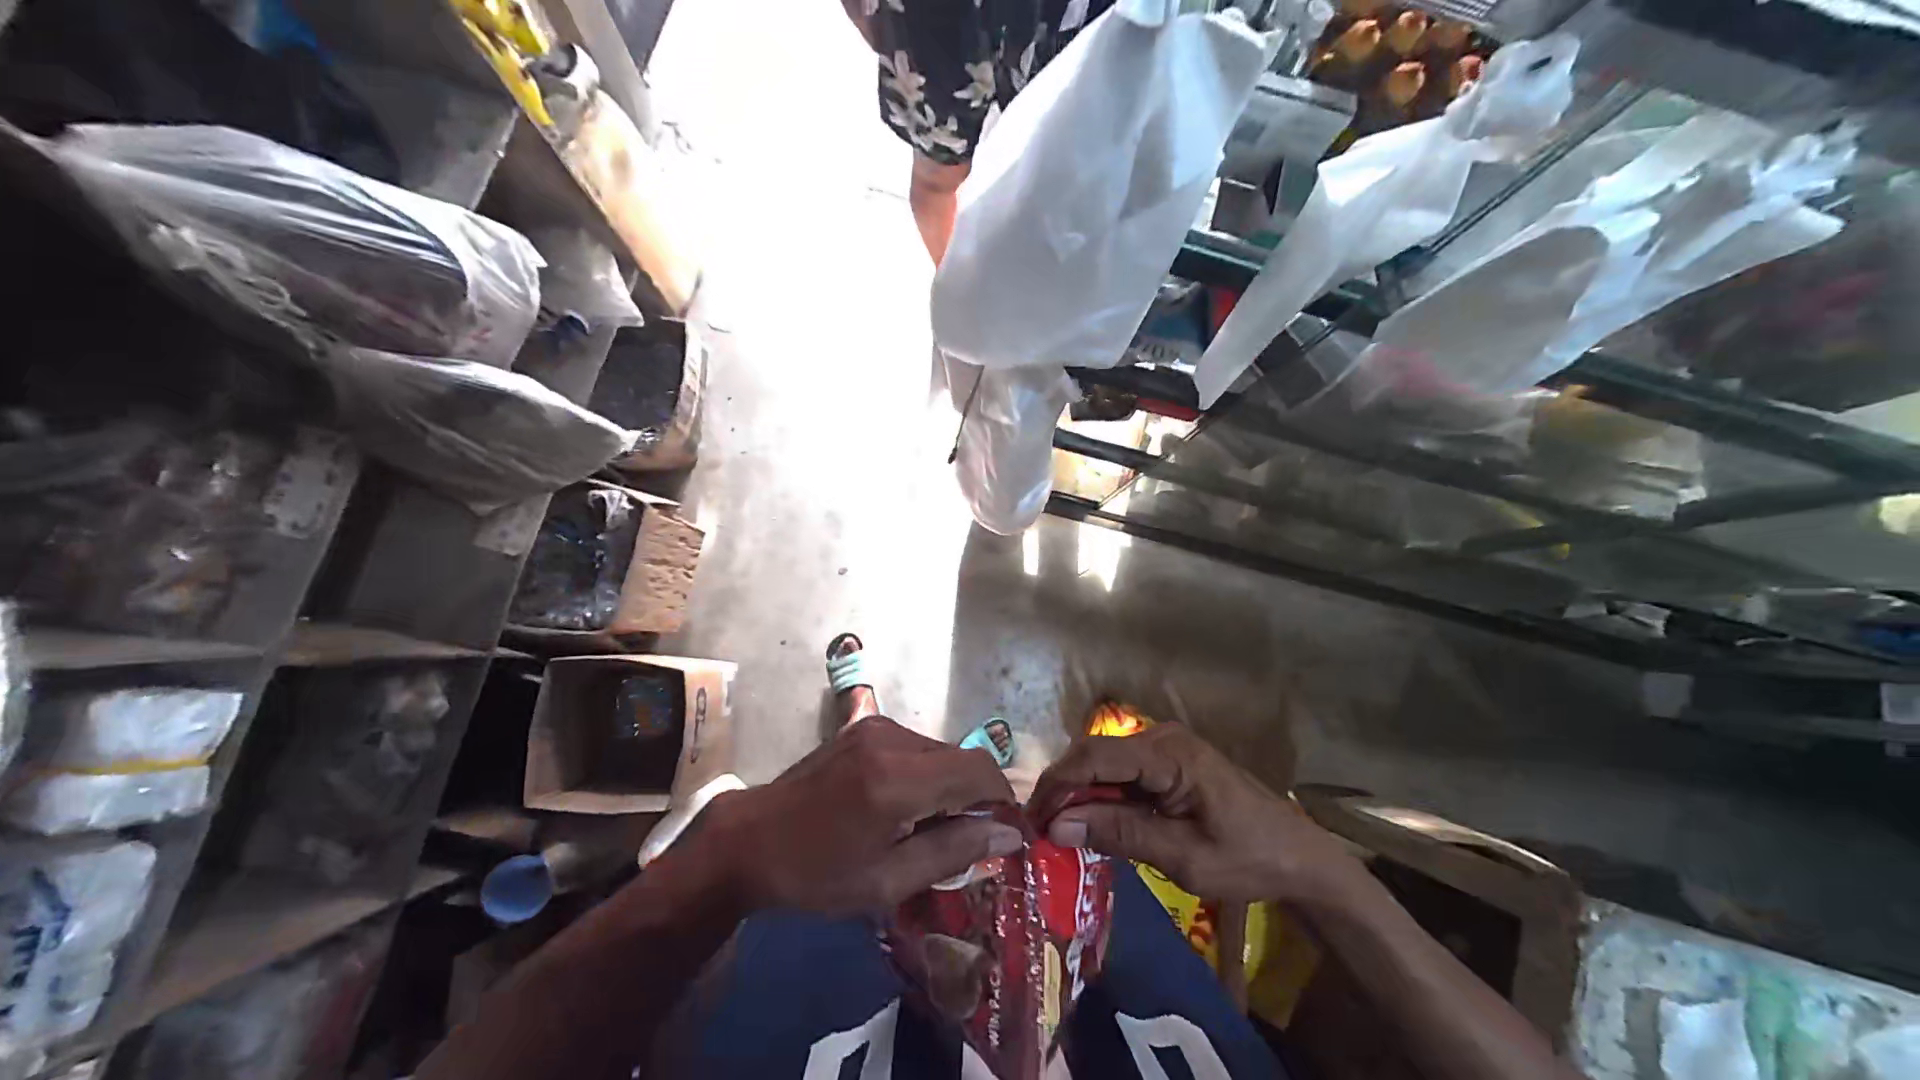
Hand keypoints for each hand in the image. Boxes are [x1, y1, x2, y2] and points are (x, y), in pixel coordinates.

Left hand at [700, 716, 1022, 914]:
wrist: (750, 841)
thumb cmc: (816, 873)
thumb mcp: (887, 881)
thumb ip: (953, 851)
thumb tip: (1008, 832)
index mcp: (896, 779)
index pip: (979, 770)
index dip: (1003, 798)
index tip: (1010, 833)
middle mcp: (890, 738)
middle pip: (962, 757)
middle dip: (976, 795)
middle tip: (970, 839)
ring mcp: (875, 725)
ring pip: (941, 750)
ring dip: (951, 784)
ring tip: (932, 826)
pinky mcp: (864, 724)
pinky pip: (917, 745)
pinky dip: (927, 773)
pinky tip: (906, 804)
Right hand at [1028, 723, 1358, 903]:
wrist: (1300, 856)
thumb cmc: (1249, 859)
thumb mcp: (1185, 857)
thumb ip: (1121, 834)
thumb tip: (1058, 825)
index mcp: (1170, 755)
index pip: (1094, 757)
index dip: (1057, 784)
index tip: (1030, 818)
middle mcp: (1162, 738)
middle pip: (1094, 754)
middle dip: (1062, 789)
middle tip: (1039, 829)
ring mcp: (1164, 746)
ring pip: (1102, 762)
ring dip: (1078, 793)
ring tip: (1057, 829)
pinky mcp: (1166, 761)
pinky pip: (1120, 772)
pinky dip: (1100, 795)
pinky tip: (1090, 821)